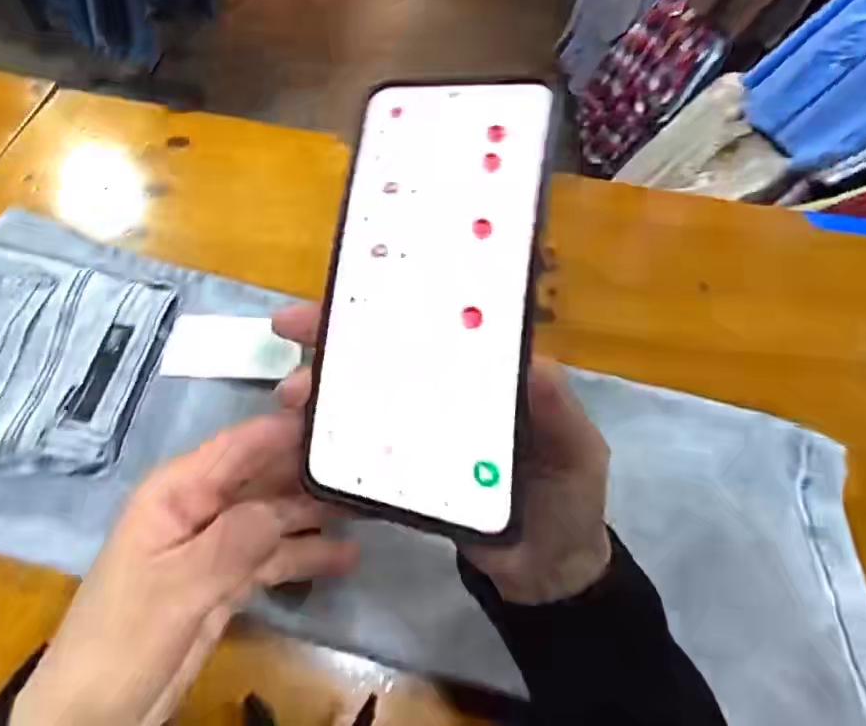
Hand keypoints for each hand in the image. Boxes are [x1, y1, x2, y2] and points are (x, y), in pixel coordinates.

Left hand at [12, 413, 359, 725]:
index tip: (334, 412)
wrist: (93, 714)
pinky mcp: (227, 578)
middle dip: (309, 467)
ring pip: (274, 514)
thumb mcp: (178, 589)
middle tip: (366, 459)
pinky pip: (273, 556)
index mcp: (179, 491)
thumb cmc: (123, 638)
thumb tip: (284, 505)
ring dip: (316, 511)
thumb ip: (232, 542)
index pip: (239, 446)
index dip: (284, 426)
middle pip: (263, 476)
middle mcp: (202, 505)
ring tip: (368, 503)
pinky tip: (345, 555)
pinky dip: (305, 554)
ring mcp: (216, 543)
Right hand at [273, 303, 612, 604]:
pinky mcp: (400, 469)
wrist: (546, 574)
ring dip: (322, 387)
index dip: (391, 301)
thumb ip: (555, 407)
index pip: (430, 322)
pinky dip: (329, 441)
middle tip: (290, 328)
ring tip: (291, 397)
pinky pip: (360, 447)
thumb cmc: (567, 497)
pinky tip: (302, 442)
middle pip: (384, 349)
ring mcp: (417, 427)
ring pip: (362, 393)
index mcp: (480, 368)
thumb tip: (527, 361)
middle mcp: (442, 386)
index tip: (343, 290)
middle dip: (334, 333)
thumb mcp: (575, 447)